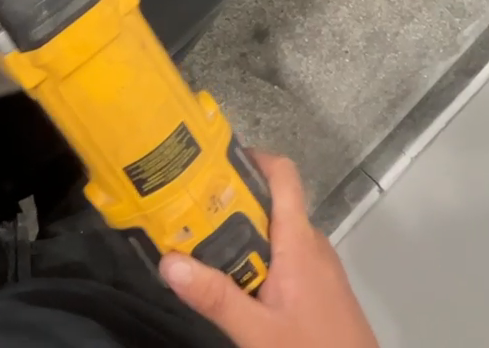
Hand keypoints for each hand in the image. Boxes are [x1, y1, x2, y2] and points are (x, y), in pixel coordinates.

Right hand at [160, 151, 378, 347]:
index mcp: (299, 241)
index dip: (251, 158)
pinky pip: (284, 256)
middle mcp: (311, 244)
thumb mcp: (259, 334)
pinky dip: (256, 257)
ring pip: (275, 232)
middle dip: (230, 201)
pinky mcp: (320, 289)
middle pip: (270, 203)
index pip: (283, 175)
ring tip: (200, 242)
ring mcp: (319, 267)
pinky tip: (233, 281)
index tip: (211, 162)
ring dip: (241, 232)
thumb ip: (216, 297)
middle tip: (187, 208)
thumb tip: (168, 261)